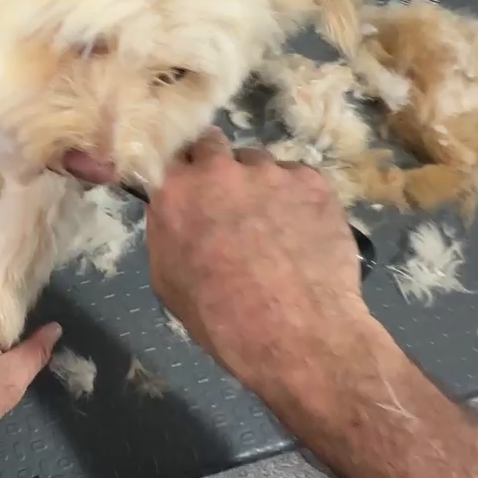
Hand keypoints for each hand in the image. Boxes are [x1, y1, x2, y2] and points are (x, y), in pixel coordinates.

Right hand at [146, 130, 378, 396]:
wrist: (295, 334)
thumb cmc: (218, 315)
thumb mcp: (166, 278)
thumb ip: (165, 231)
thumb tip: (176, 215)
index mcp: (174, 190)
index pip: (170, 157)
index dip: (181, 172)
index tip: (189, 187)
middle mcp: (217, 169)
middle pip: (211, 143)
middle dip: (216, 165)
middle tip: (227, 197)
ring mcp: (268, 172)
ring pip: (258, 162)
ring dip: (258, 182)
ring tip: (273, 221)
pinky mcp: (312, 182)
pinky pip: (298, 177)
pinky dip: (296, 196)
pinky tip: (302, 228)